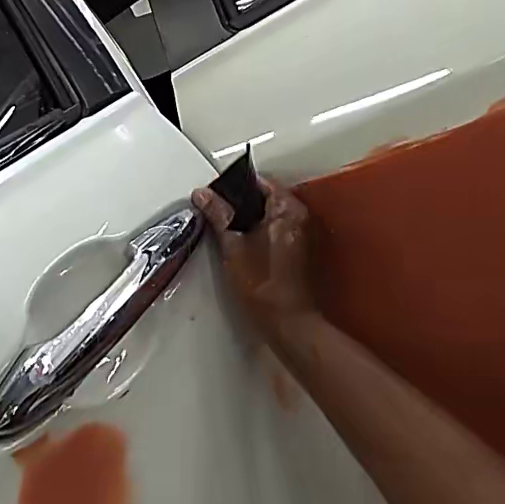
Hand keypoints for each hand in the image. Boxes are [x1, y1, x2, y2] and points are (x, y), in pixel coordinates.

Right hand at [192, 177, 319, 338]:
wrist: (286, 322)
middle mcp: (299, 218)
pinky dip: (257, 230)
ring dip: (249, 216)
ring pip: (268, 213)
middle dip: (240, 201)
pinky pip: (274, 228)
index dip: (234, 186)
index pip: (259, 181)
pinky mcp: (297, 249)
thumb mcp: (232, 246)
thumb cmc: (264, 288)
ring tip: (227, 228)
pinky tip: (242, 244)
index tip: (215, 193)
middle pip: (264, 196)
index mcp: (287, 210)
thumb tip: (204, 195)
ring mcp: (300, 234)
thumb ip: (218, 215)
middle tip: (217, 210)